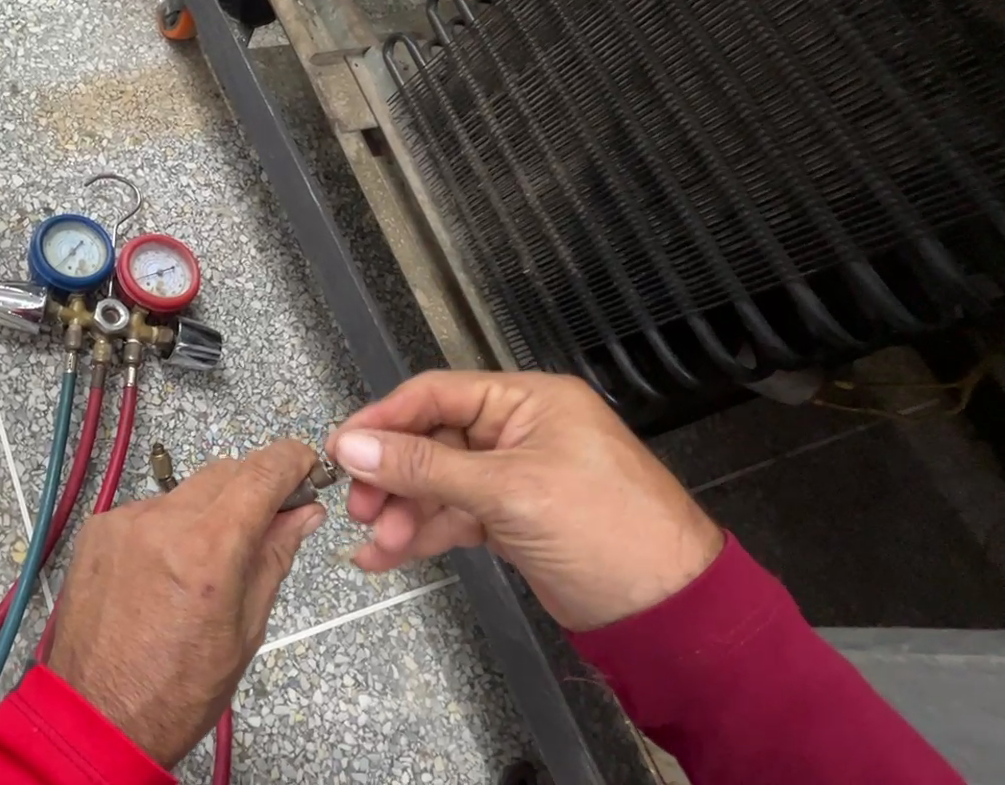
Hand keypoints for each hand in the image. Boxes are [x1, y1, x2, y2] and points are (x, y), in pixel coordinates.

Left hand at [46, 440, 325, 766]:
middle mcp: (160, 523)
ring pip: (185, 490)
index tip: (304, 463)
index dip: (290, 461)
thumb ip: (274, 557)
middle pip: (223, 472)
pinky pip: (148, 508)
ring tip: (209, 560)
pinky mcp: (98, 527)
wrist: (97, 712)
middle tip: (270, 515)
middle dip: (253, 486)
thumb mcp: (245, 631)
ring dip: (208, 508)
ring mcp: (123, 521)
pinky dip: (168, 524)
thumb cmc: (173, 690)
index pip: (259, 474)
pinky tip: (168, 565)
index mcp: (206, 551)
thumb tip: (302, 514)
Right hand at [325, 370, 722, 630]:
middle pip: (429, 442)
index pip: (435, 395)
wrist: (676, 622)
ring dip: (401, 510)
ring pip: (435, 483)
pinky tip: (387, 553)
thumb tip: (350, 445)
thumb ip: (422, 467)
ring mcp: (511, 476)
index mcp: (528, 402)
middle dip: (390, 475)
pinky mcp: (509, 517)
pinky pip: (450, 514)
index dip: (383, 419)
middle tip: (357, 504)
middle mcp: (516, 431)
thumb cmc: (606, 533)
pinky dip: (420, 533)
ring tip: (374, 539)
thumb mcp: (507, 491)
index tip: (341, 447)